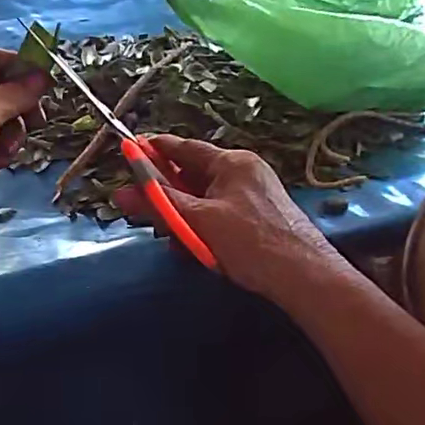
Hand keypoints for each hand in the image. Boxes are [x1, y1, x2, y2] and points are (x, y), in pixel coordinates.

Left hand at [0, 49, 47, 224]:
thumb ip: (14, 93)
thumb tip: (42, 77)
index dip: (19, 67)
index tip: (44, 80)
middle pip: (4, 88)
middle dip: (20, 106)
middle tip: (36, 119)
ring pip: (7, 116)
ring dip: (13, 132)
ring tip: (4, 148)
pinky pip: (2, 138)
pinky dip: (4, 148)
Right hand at [112, 135, 347, 299]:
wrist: (303, 277)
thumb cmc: (249, 241)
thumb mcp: (197, 221)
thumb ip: (158, 204)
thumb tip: (121, 192)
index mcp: (231, 163)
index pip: (184, 148)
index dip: (154, 149)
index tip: (128, 150)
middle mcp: (242, 173)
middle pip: (191, 177)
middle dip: (165, 196)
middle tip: (143, 213)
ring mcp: (251, 196)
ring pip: (201, 200)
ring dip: (181, 219)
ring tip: (175, 241)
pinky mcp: (255, 219)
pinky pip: (215, 216)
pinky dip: (200, 229)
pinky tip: (194, 250)